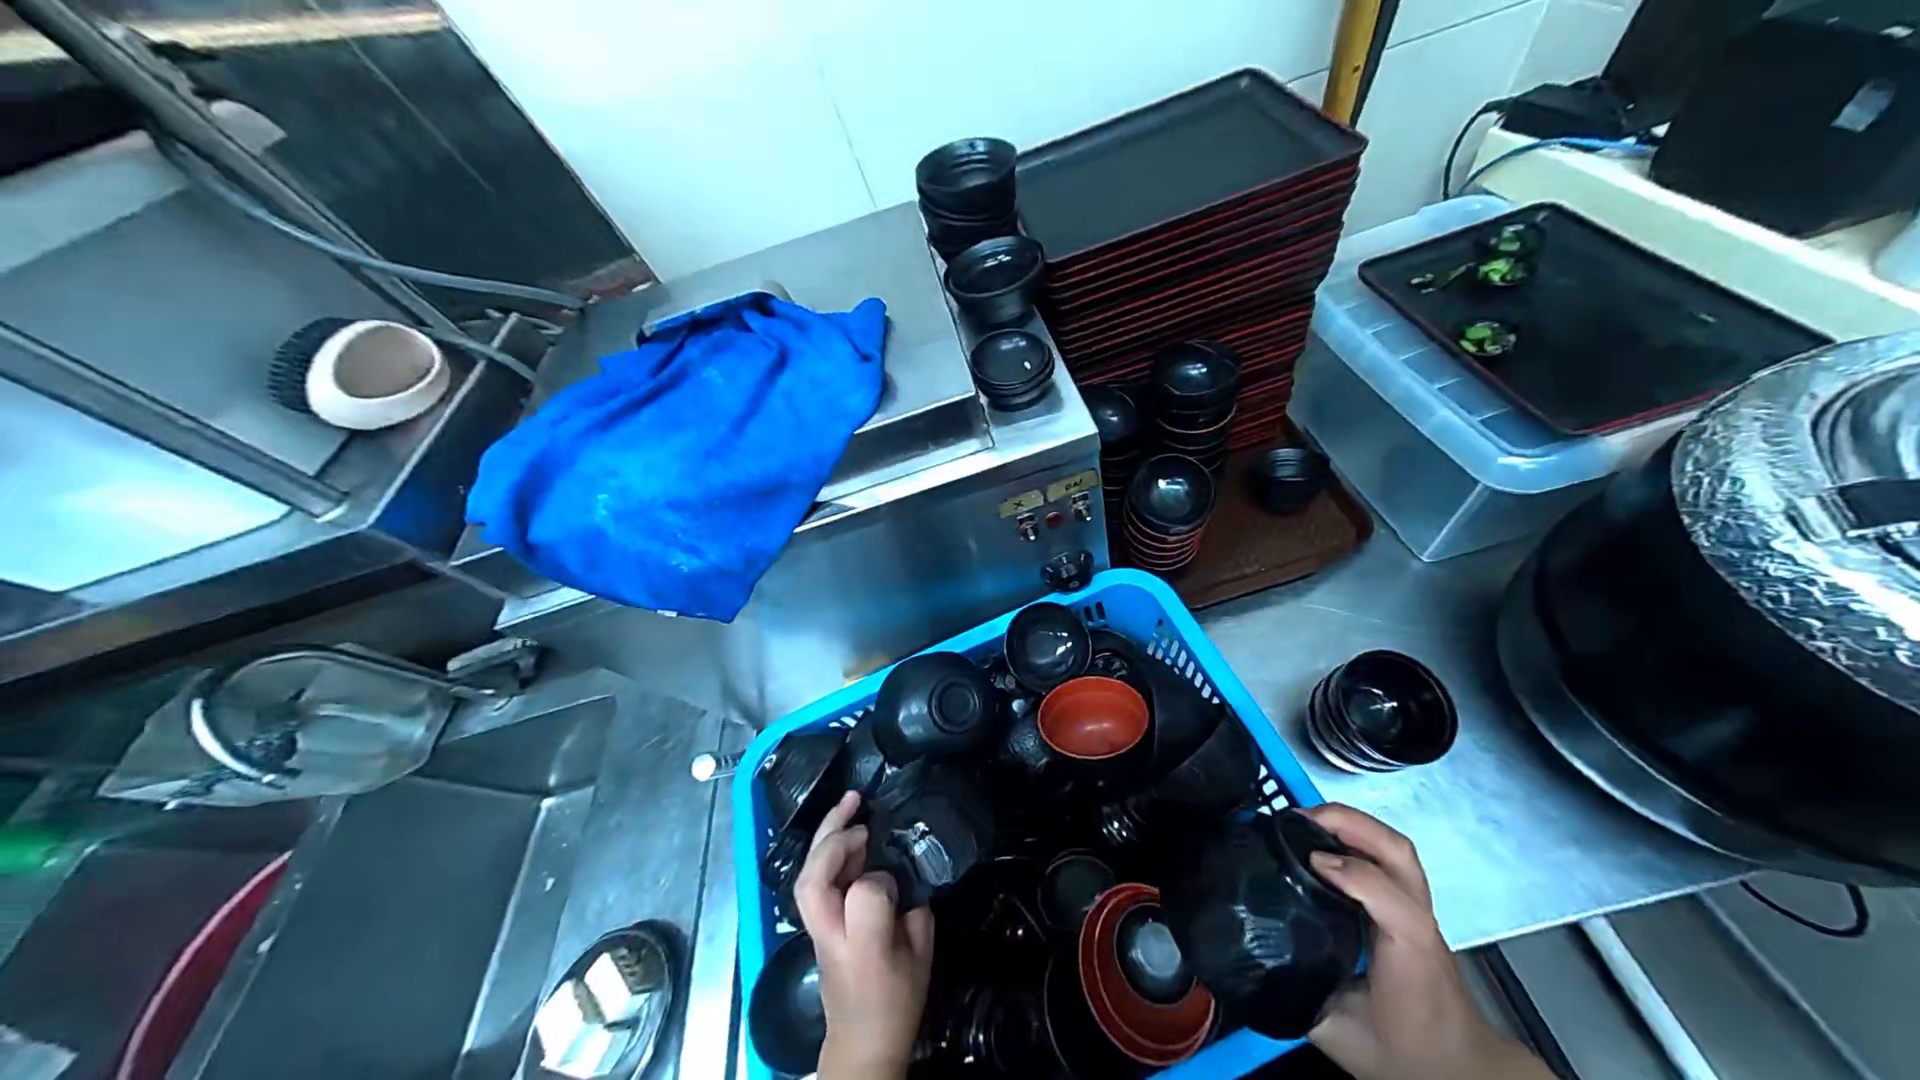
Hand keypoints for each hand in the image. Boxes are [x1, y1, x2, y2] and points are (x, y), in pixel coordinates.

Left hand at [794, 791, 934, 1079]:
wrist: (861, 1040)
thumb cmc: (897, 1000)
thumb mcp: (922, 954)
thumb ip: (913, 908)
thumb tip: (901, 871)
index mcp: (864, 946)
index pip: (865, 894)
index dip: (882, 878)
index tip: (899, 883)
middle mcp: (831, 932)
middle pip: (814, 879)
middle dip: (832, 837)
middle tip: (857, 803)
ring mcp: (816, 927)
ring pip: (806, 875)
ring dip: (825, 834)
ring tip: (850, 801)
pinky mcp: (814, 921)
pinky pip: (814, 877)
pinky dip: (827, 849)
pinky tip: (849, 831)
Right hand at [1303, 804, 1552, 1079]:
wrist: (1457, 1070)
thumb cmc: (1400, 1051)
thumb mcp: (1344, 1033)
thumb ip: (1303, 998)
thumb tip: (1256, 954)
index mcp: (1407, 957)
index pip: (1394, 904)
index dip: (1353, 874)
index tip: (1309, 861)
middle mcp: (1418, 925)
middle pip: (1400, 855)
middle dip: (1349, 824)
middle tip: (1299, 819)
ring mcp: (1419, 911)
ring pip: (1397, 849)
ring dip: (1351, 824)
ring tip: (1307, 820)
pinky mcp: (1411, 907)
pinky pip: (1388, 858)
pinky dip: (1355, 837)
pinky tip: (1323, 840)